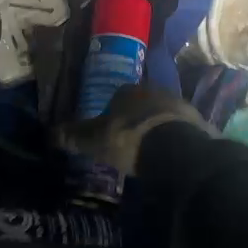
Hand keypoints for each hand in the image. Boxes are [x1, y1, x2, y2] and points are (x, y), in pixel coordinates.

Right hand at [56, 84, 212, 177]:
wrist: (178, 152)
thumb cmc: (130, 140)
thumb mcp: (94, 141)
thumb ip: (73, 136)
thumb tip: (49, 133)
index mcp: (128, 90)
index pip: (116, 97)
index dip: (111, 114)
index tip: (109, 133)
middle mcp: (155, 91)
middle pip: (141, 105)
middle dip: (135, 120)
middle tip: (128, 143)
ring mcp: (180, 106)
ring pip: (162, 116)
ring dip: (156, 129)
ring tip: (149, 152)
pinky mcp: (199, 123)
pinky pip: (180, 130)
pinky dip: (173, 140)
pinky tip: (168, 156)